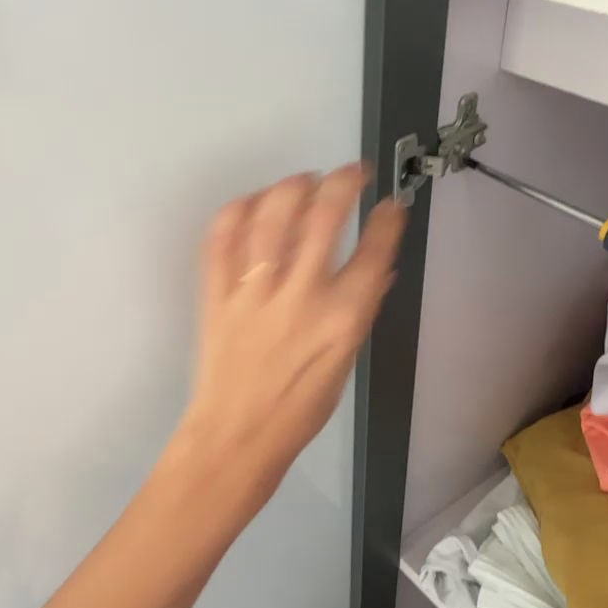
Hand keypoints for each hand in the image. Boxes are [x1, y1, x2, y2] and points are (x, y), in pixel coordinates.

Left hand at [172, 164, 404, 504]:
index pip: (374, 251)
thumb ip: (359, 311)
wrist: (237, 434)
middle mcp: (300, 296)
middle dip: (344, 182)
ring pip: (272, 215)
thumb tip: (377, 271)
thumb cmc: (298, 407)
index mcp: (341, 318)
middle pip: (324, 216)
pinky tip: (254, 203)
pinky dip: (238, 209)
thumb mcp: (345, 361)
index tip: (390, 204)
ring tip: (305, 180)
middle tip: (352, 173)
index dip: (388, 219)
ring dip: (293, 186)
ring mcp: (253, 291)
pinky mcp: (217, 293)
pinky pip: (222, 237)